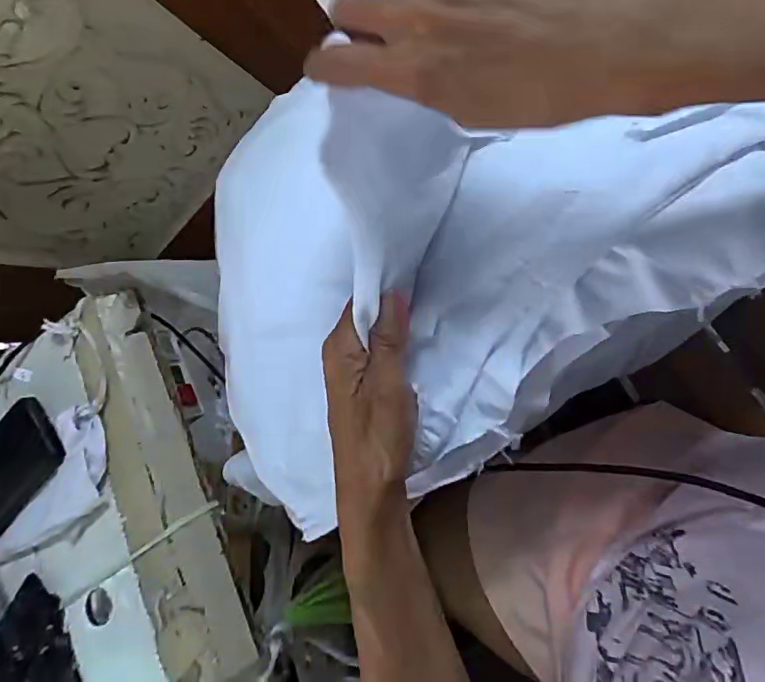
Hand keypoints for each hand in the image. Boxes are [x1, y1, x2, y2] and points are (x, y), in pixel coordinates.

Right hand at [303, 0, 699, 127]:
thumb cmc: (537, 95)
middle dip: (352, 23)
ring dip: (401, 0)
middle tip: (379, 37)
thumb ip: (416, 85)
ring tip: (438, 13)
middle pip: (344, 4)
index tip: (329, 68)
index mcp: (412, 67)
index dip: (322, 66)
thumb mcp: (465, 111)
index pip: (334, 62)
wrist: (601, 43)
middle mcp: (415, 17)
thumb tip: (392, 65)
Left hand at [323, 293, 417, 524]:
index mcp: (338, 348)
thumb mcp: (388, 383)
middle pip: (365, 317)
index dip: (384, 287)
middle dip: (392, 305)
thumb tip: (393, 291)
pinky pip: (377, 353)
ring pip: (373, 336)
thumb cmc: (378, 436)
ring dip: (395, 327)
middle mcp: (338, 354)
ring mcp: (349, 372)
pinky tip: (414, 344)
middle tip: (426, 289)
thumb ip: (389, 338)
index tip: (414, 272)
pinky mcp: (361, 388)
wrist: (370, 492)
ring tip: (425, 311)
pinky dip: (394, 346)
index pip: (359, 302)